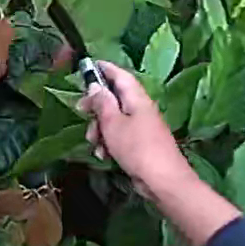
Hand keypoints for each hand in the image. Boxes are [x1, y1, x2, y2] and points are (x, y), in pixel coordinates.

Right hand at [75, 61, 193, 196]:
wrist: (163, 181)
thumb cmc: (137, 148)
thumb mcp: (112, 123)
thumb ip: (102, 102)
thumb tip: (95, 85)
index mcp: (137, 100)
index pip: (121, 76)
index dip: (105, 68)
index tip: (88, 64)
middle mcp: (141, 109)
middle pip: (113, 98)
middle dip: (95, 106)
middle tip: (81, 111)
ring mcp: (141, 126)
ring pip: (112, 118)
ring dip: (99, 128)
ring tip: (95, 143)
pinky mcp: (140, 142)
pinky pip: (118, 134)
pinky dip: (108, 141)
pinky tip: (104, 154)